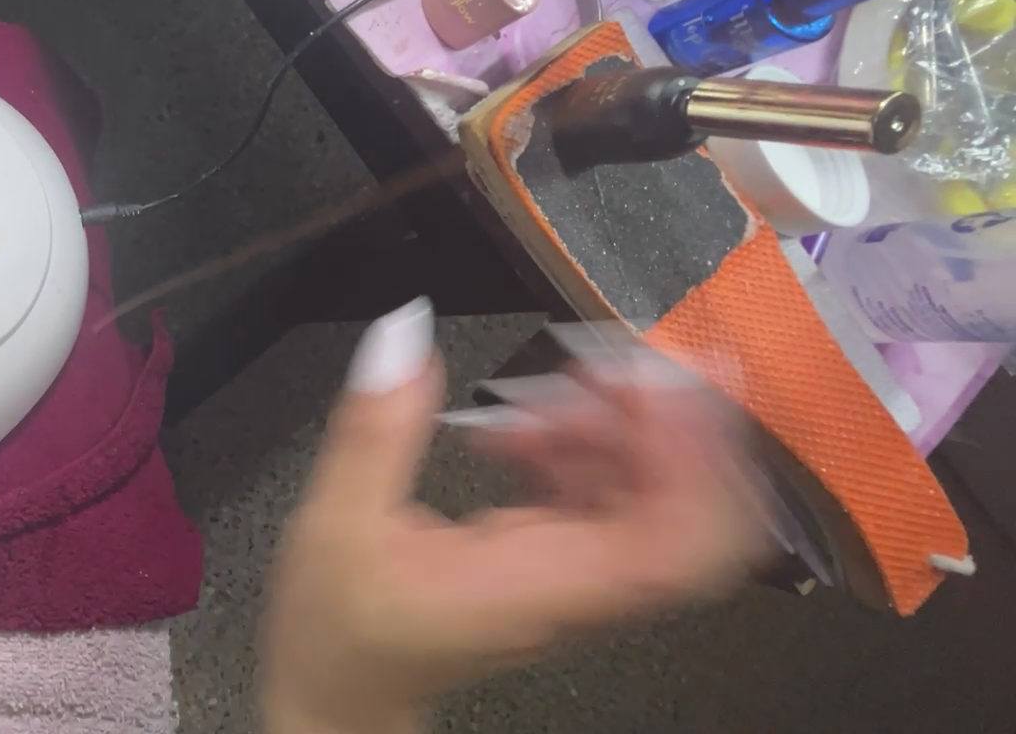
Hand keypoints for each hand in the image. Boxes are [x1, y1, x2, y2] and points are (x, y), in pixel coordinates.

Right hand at [258, 299, 767, 733]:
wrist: (336, 692)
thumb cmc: (337, 631)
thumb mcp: (338, 519)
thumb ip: (374, 428)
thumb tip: (404, 339)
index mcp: (534, 586)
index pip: (670, 542)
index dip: (696, 461)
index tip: (671, 383)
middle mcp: (567, 585)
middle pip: (673, 513)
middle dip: (658, 427)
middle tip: (605, 365)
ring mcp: (559, 574)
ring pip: (634, 500)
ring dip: (603, 431)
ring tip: (536, 392)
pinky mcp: (537, 561)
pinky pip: (586, 499)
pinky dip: (564, 448)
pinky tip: (510, 428)